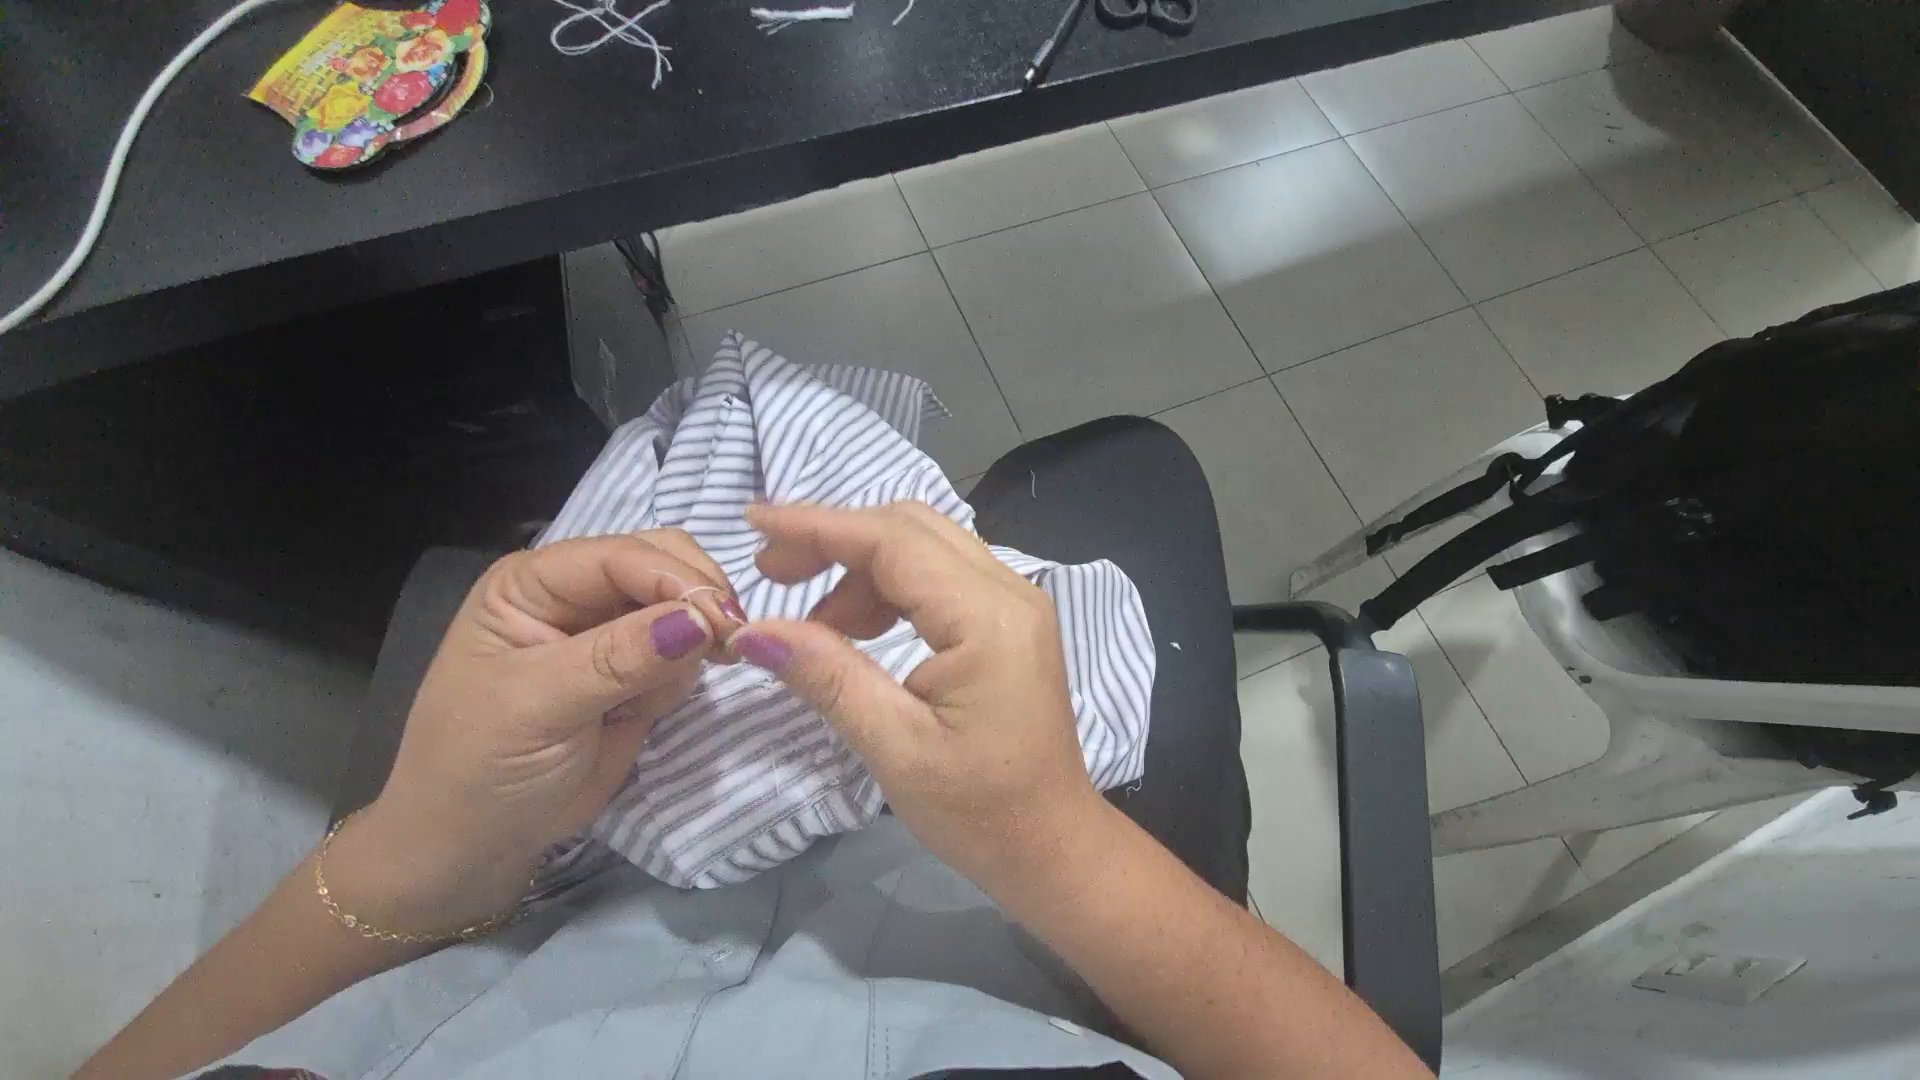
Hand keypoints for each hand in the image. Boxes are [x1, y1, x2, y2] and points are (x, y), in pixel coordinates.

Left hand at [350, 530, 746, 929]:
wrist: (476, 845)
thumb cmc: (480, 767)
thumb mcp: (538, 706)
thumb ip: (618, 658)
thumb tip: (702, 620)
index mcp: (533, 582)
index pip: (622, 556)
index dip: (676, 579)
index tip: (724, 622)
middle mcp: (576, 594)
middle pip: (664, 561)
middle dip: (699, 596)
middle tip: (729, 641)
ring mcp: (612, 632)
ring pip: (685, 601)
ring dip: (701, 634)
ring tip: (693, 676)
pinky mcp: (640, 670)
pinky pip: (689, 648)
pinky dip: (692, 667)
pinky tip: (660, 701)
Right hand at [728, 502, 1105, 898]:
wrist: (1051, 845)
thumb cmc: (980, 812)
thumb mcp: (895, 748)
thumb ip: (828, 677)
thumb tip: (752, 631)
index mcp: (988, 618)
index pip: (893, 541)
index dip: (818, 525)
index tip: (754, 520)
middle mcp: (1010, 590)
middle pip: (910, 528)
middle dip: (835, 539)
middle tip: (773, 574)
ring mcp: (1015, 601)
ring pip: (924, 547)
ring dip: (860, 567)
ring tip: (814, 623)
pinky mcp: (1008, 620)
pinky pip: (940, 576)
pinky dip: (889, 588)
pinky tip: (857, 629)